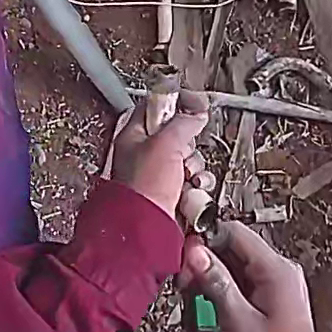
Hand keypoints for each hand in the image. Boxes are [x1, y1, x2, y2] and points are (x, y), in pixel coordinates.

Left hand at [109, 91, 209, 219]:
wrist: (147, 228)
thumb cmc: (142, 187)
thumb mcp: (165, 144)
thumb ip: (183, 122)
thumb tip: (197, 109)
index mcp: (133, 136)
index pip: (154, 108)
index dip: (173, 104)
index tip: (191, 104)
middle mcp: (144, 154)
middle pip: (177, 135)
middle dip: (188, 144)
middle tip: (183, 151)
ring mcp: (158, 174)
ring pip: (188, 158)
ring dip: (194, 165)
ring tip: (188, 174)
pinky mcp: (172, 192)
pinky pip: (192, 179)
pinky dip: (198, 183)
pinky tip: (194, 188)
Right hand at [179, 222, 321, 331]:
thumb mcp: (238, 321)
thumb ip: (216, 283)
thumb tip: (195, 251)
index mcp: (276, 270)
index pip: (235, 232)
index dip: (206, 238)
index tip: (184, 255)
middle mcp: (279, 269)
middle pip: (233, 244)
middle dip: (205, 257)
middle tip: (185, 278)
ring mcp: (276, 280)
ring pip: (234, 259)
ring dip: (211, 270)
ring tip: (193, 289)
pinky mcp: (270, 291)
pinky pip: (240, 275)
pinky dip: (222, 282)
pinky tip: (208, 296)